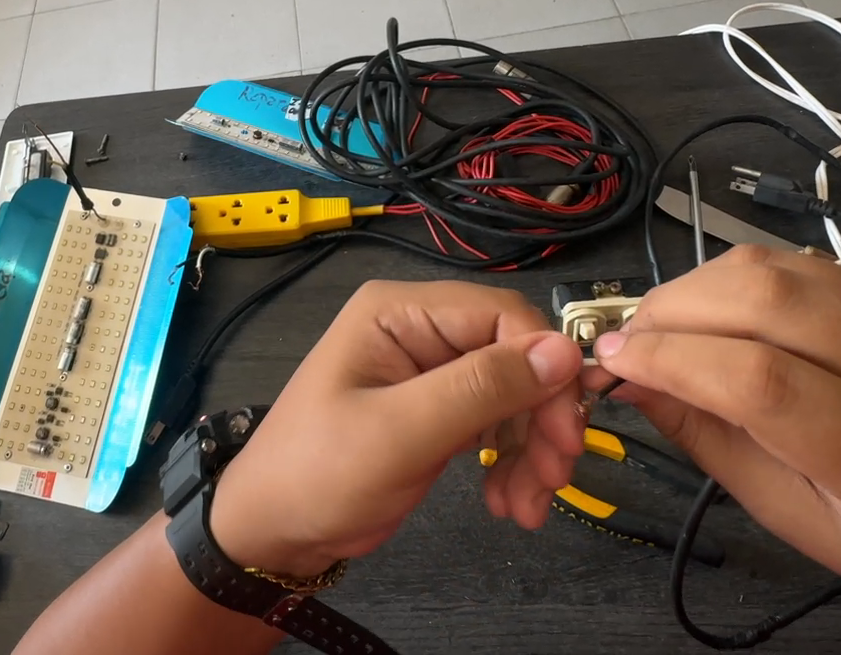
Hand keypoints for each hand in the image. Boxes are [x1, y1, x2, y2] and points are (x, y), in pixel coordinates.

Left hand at [207, 279, 585, 576]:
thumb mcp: (400, 431)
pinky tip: (508, 502)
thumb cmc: (322, 471)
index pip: (499, 312)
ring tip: (526, 506)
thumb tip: (564, 348)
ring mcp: (427, 369)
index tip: (565, 431)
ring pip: (511, 392)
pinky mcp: (435, 408)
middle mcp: (417, 328)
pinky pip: (493, 421)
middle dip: (539, 416)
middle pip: (511, 354)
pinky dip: (509, 461)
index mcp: (399, 311)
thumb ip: (480, 388)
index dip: (544, 366)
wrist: (275, 530)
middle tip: (555, 476)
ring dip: (529, 448)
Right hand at [589, 246, 840, 652]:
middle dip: (679, 306)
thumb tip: (624, 374)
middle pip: (780, 303)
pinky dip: (744, 281)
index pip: (769, 386)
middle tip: (633, 333)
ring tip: (669, 322)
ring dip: (703, 286)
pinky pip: (809, 264)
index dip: (673, 359)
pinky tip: (725, 314)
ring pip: (789, 269)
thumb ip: (708, 439)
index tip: (612, 358)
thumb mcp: (798, 522)